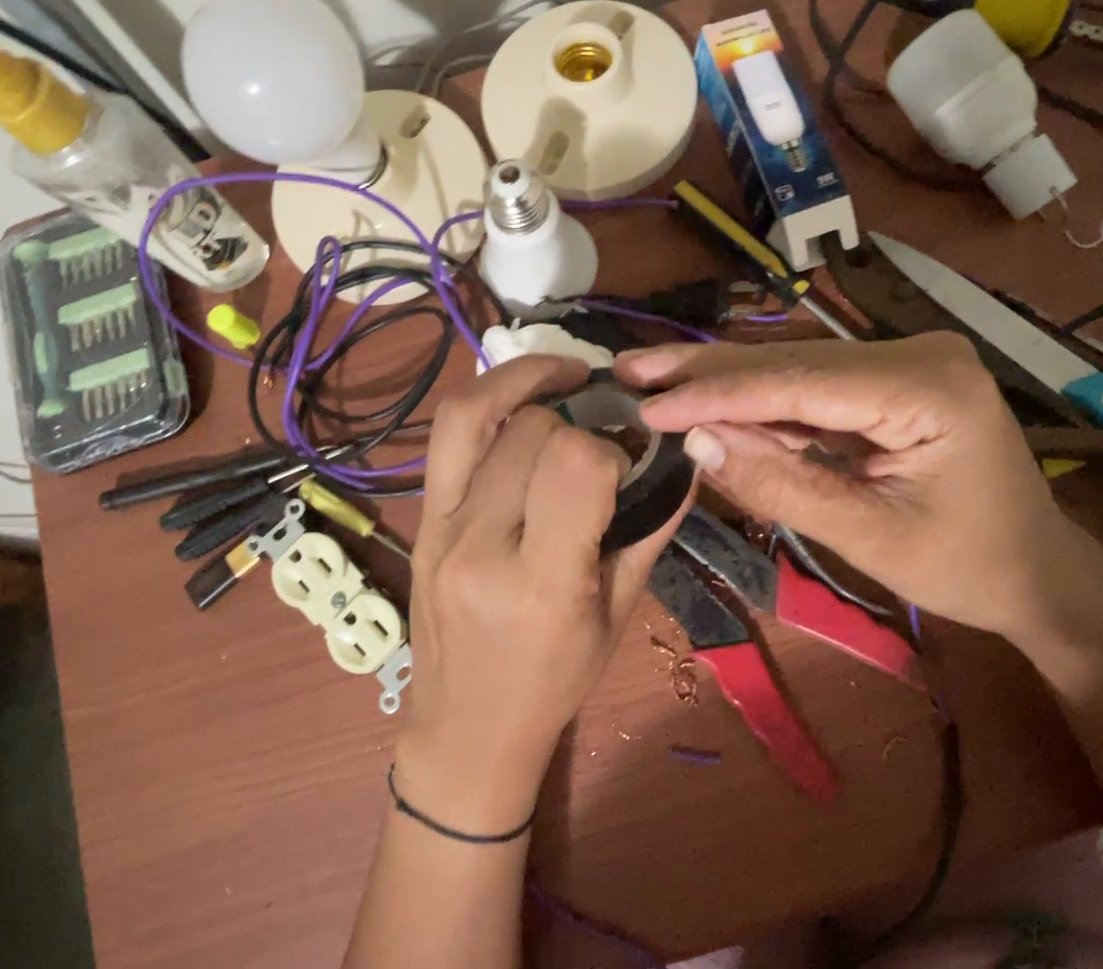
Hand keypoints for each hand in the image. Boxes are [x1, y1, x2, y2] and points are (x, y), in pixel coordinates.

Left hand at [398, 355, 688, 831]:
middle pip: (531, 432)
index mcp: (541, 582)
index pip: (575, 464)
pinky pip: (446, 439)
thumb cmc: (553, 683)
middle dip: (577, 421)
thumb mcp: (617, 616)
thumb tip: (683, 458)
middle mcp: (480, 547)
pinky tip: (522, 403)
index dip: (610, 447)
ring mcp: (438, 530)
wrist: (467, 728)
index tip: (625, 463)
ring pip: (475, 416)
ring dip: (524, 382)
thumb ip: (650, 531)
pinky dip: (486, 404)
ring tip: (563, 375)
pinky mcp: (419, 522)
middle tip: (601, 436)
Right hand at [619, 335, 1089, 637]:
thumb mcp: (866, 536)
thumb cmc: (964, 566)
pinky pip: (812, 388)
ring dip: (723, 380)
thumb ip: (780, 483)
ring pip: (793, 370)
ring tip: (651, 378)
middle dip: (707, 371)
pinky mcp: (891, 380)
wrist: (1034, 573)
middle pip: (791, 363)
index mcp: (929, 388)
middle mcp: (918, 354)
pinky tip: (705, 398)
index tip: (648, 403)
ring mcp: (905, 361)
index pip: (799, 383)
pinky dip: (758, 402)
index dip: (716, 394)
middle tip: (630, 370)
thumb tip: (695, 440)